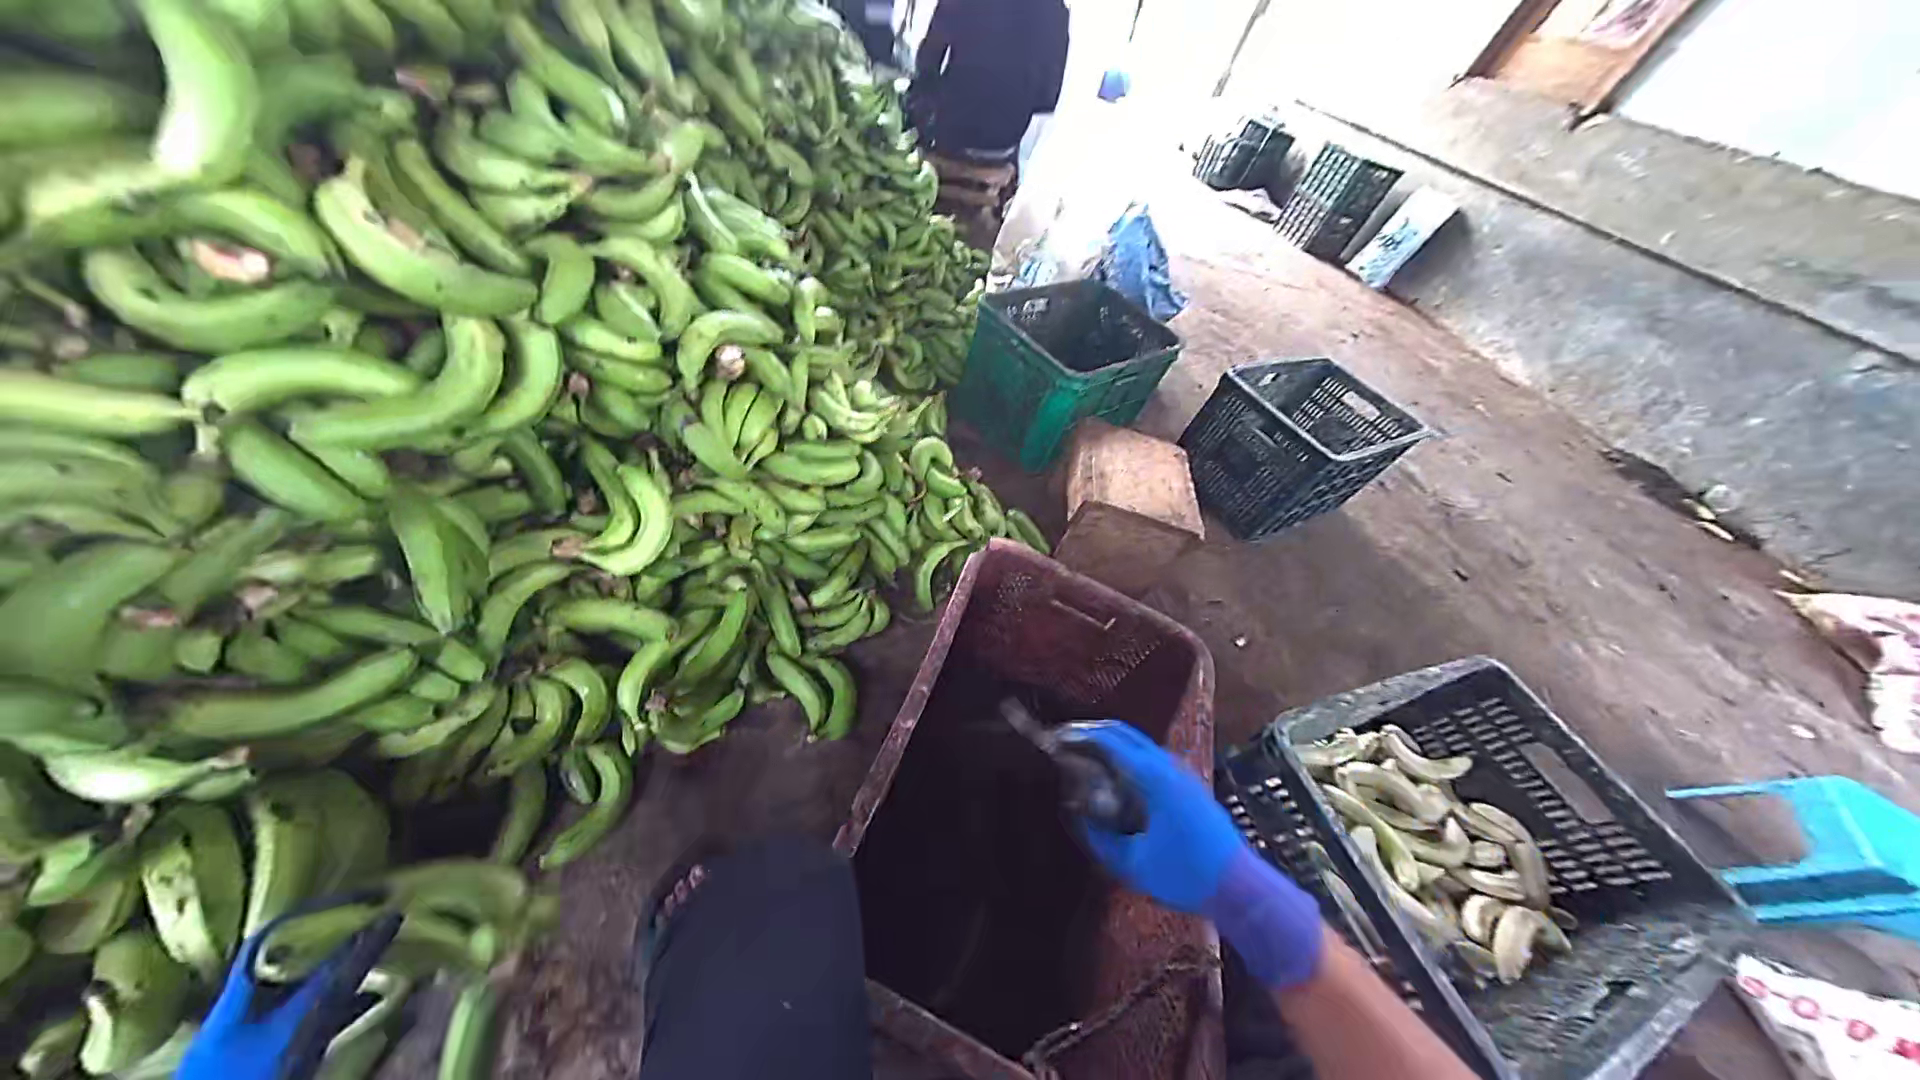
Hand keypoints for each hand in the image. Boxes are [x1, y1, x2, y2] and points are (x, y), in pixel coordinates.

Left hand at [180, 905, 398, 1079]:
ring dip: (346, 969)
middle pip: (293, 958)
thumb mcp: (307, 1018)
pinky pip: (311, 1012)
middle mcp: (240, 1008)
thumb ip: (346, 968)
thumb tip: (391, 913)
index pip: (275, 934)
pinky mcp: (268, 1055)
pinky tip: (371, 998)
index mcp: (236, 993)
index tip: (364, 899)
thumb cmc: (258, 1074)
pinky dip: (343, 999)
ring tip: (387, 957)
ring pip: (306, 986)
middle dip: (340, 939)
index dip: (318, 910)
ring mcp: (251, 1035)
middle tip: (380, 924)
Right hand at [1063, 721, 1326, 988]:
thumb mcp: (1132, 864)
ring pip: (1136, 741)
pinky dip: (1123, 752)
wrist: (1240, 888)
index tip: (1054, 739)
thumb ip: (1098, 837)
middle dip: (1090, 730)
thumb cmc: (1186, 876)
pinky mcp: (1186, 782)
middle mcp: (1168, 765)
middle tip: (1062, 739)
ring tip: (1081, 751)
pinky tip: (1111, 771)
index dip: (1078, 736)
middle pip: (1122, 732)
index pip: (1109, 741)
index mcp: (1154, 777)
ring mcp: (1181, 771)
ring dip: (1108, 740)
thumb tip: (1075, 812)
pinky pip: (1147, 755)